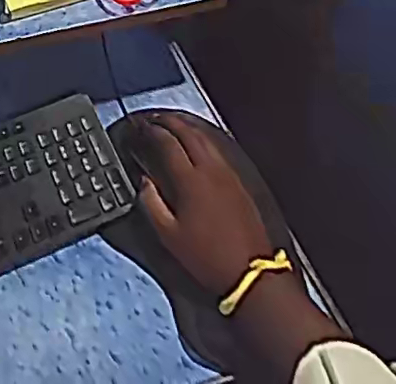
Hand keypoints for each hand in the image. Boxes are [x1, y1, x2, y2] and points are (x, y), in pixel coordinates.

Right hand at [129, 111, 276, 294]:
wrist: (252, 277)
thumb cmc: (207, 257)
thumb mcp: (168, 235)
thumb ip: (151, 202)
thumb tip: (143, 182)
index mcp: (190, 181)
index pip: (168, 143)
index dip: (153, 131)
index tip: (143, 127)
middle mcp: (210, 172)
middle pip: (190, 134)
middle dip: (171, 121)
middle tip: (157, 118)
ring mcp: (228, 177)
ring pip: (207, 140)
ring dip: (189, 127)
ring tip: (176, 124)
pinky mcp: (240, 185)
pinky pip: (219, 152)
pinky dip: (204, 140)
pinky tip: (199, 146)